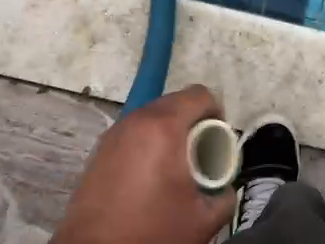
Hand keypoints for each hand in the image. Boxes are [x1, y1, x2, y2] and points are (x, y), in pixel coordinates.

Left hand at [52, 85, 235, 243]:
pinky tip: (148, 176)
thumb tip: (224, 187)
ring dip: (169, 131)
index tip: (217, 139)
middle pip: (176, 102)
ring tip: (173, 166)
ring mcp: (115, 132)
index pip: (199, 94)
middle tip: (199, 155)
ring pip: (152, 116)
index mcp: (165, 127)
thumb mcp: (201, 221)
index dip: (216, 112)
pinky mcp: (99, 149)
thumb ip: (224, 197)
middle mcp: (138, 119)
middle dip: (192, 122)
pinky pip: (133, 132)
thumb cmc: (151, 232)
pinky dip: (147, 142)